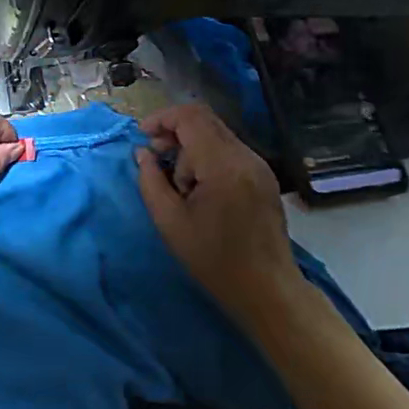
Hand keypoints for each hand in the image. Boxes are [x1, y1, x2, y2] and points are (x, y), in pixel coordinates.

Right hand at [136, 103, 300, 308]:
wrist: (267, 291)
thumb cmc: (213, 259)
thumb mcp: (169, 221)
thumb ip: (150, 180)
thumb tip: (143, 153)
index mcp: (223, 165)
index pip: (190, 117)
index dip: (161, 118)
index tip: (142, 137)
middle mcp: (246, 157)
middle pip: (204, 120)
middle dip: (174, 131)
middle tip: (155, 156)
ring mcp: (259, 166)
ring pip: (216, 134)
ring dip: (190, 147)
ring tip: (178, 183)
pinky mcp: (264, 178)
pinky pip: (229, 151)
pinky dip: (207, 156)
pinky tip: (198, 186)